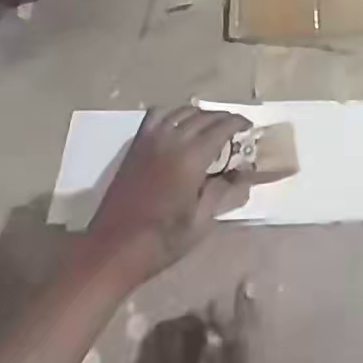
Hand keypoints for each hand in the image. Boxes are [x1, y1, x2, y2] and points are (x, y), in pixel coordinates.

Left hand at [84, 107, 254, 283]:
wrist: (113, 250)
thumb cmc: (160, 242)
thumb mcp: (200, 223)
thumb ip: (222, 192)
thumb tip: (243, 175)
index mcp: (191, 158)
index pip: (221, 128)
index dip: (238, 123)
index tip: (249, 127)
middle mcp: (172, 140)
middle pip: (203, 116)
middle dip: (222, 118)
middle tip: (234, 129)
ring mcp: (151, 139)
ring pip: (182, 112)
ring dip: (200, 114)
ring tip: (210, 126)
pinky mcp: (136, 144)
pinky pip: (157, 115)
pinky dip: (173, 113)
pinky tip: (179, 124)